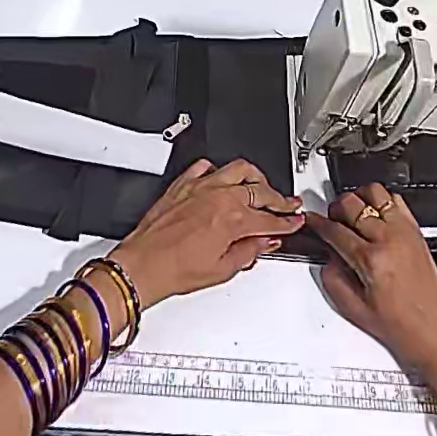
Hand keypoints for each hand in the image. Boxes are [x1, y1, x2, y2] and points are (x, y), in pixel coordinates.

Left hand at [109, 159, 302, 309]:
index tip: (295, 221)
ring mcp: (202, 187)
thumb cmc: (175, 269)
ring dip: (255, 177)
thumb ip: (250, 251)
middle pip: (261, 191)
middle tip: (288, 204)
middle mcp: (220, 197)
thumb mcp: (222, 270)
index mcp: (234, 219)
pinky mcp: (184, 184)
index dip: (287, 221)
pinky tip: (222, 177)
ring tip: (261, 185)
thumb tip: (265, 242)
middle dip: (280, 199)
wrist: (142, 265)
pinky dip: (218, 170)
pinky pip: (206, 166)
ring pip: (239, 169)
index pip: (270, 219)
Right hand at [306, 185, 436, 381]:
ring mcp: (404, 231)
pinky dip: (381, 201)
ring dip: (358, 198)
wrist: (434, 329)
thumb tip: (327, 256)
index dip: (317, 223)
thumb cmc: (401, 324)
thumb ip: (333, 278)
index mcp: (371, 260)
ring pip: (374, 192)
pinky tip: (375, 213)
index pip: (335, 229)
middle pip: (351, 203)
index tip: (312, 220)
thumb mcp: (354, 309)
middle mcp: (388, 239)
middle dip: (335, 208)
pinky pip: (396, 199)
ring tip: (353, 212)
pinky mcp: (415, 230)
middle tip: (331, 219)